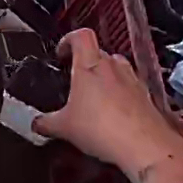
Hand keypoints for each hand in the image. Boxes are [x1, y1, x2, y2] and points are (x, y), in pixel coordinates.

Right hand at [33, 28, 182, 175]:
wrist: (144, 146)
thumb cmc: (103, 128)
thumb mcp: (64, 128)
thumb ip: (46, 123)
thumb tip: (37, 124)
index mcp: (89, 66)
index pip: (81, 36)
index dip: (68, 40)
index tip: (61, 53)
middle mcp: (113, 67)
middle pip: (99, 52)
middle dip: (85, 63)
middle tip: (75, 80)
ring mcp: (132, 80)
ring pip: (117, 68)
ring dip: (105, 76)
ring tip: (94, 97)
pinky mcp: (146, 97)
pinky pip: (130, 87)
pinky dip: (120, 94)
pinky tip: (112, 115)